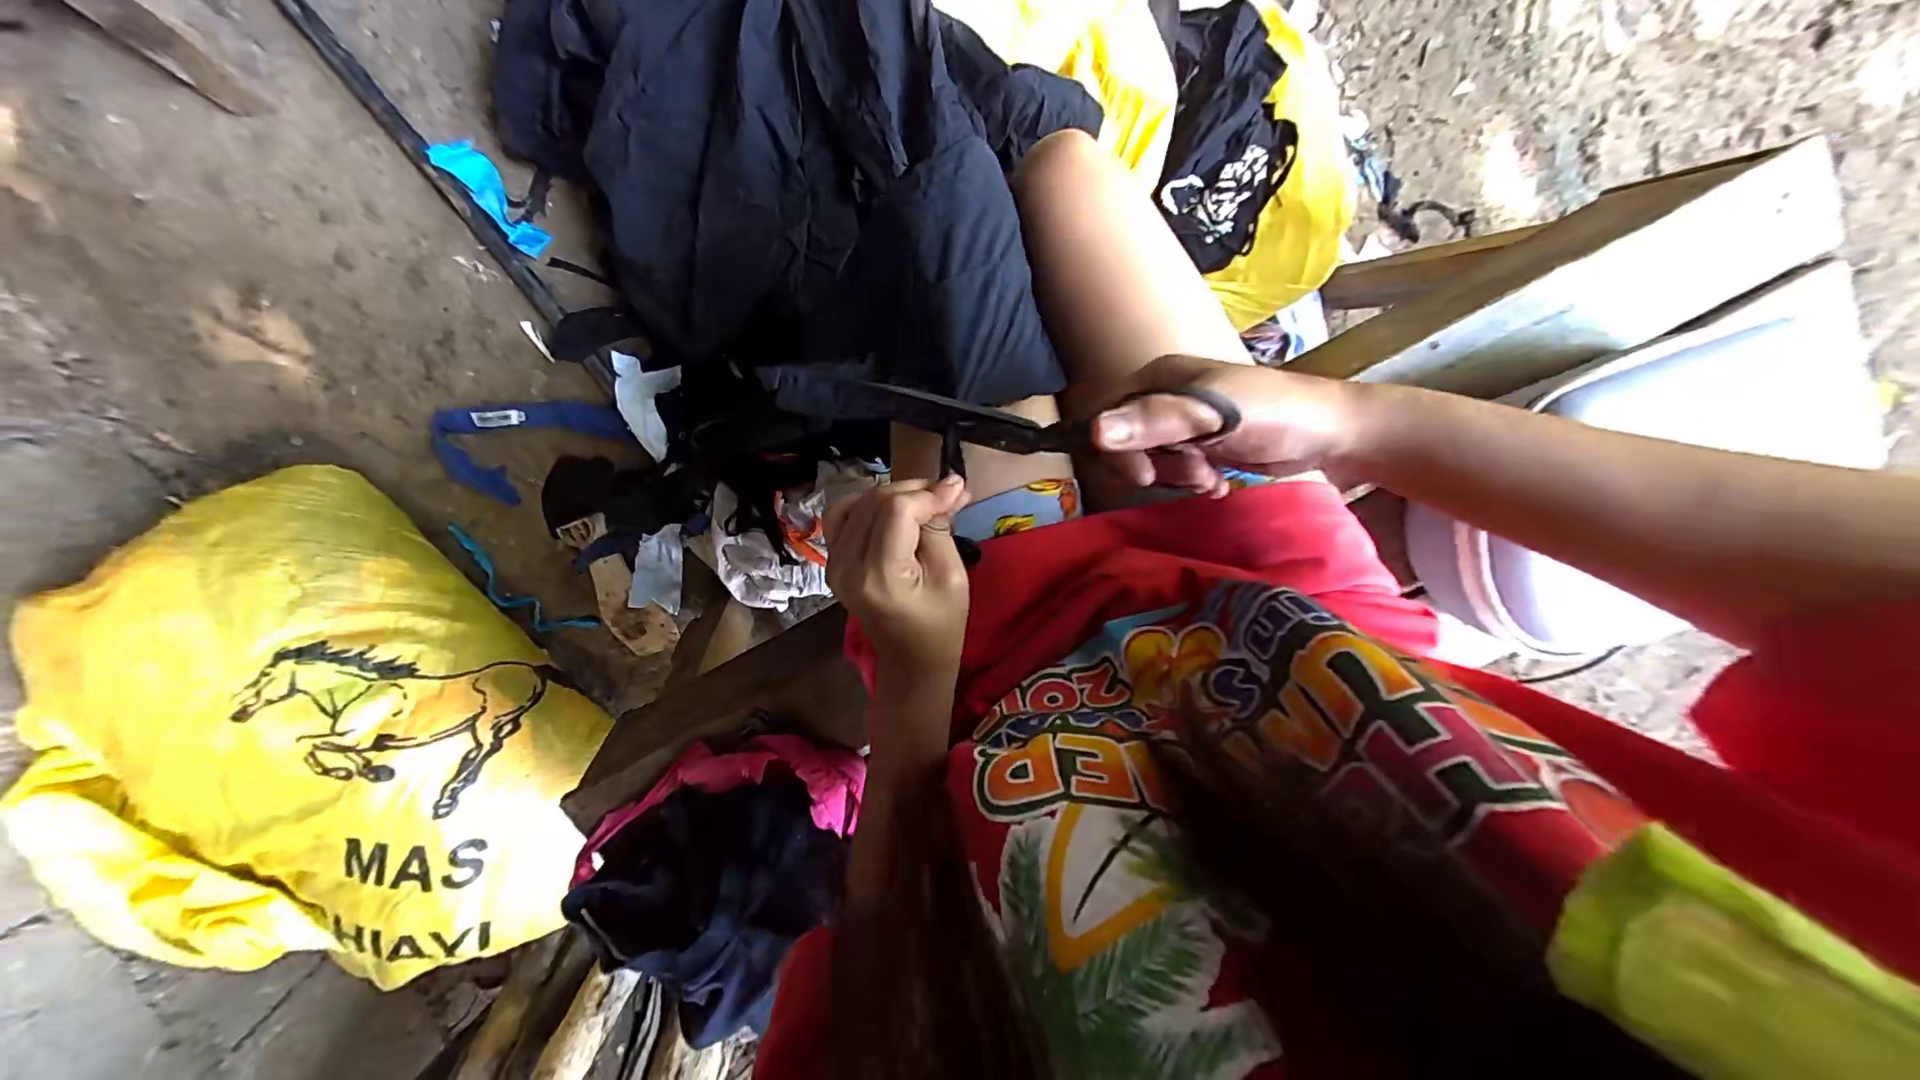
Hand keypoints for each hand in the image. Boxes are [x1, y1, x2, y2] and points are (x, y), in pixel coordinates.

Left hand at [824, 475, 971, 674]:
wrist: (911, 658)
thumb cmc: (940, 624)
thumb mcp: (951, 576)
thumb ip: (940, 528)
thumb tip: (949, 485)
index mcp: (879, 576)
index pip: (897, 511)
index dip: (928, 493)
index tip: (957, 490)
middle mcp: (847, 566)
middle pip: (875, 501)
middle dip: (914, 490)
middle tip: (947, 493)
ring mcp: (834, 563)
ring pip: (857, 503)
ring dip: (892, 494)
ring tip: (922, 501)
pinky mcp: (832, 561)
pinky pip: (841, 516)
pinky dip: (866, 505)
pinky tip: (891, 510)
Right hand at [1090, 354, 1367, 496]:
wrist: (1332, 435)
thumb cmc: (1274, 413)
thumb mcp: (1212, 416)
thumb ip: (1154, 421)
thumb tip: (1093, 431)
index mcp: (1157, 379)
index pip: (1103, 417)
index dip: (1113, 451)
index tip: (1144, 474)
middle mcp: (1161, 397)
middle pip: (1121, 443)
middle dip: (1153, 466)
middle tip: (1191, 474)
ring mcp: (1180, 423)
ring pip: (1146, 460)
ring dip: (1175, 476)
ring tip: (1210, 478)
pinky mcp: (1196, 446)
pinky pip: (1170, 470)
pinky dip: (1188, 481)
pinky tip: (1217, 483)